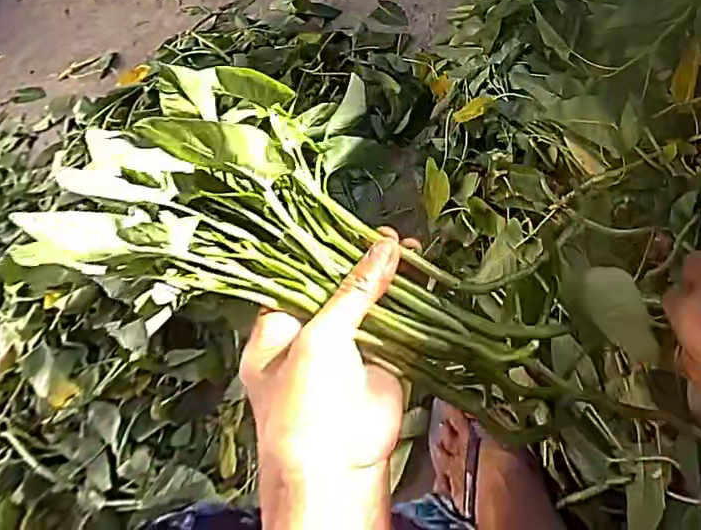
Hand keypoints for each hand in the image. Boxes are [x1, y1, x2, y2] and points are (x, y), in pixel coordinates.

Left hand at [240, 230, 406, 529]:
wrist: (338, 473)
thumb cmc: (303, 413)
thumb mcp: (321, 338)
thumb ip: (356, 289)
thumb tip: (384, 248)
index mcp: (279, 333)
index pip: (299, 279)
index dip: (325, 253)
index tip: (348, 228)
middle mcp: (312, 337)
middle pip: (340, 286)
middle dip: (363, 260)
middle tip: (384, 236)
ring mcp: (347, 348)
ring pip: (371, 301)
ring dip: (390, 275)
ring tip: (407, 247)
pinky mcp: (380, 359)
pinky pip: (397, 321)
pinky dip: (410, 299)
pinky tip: (420, 274)